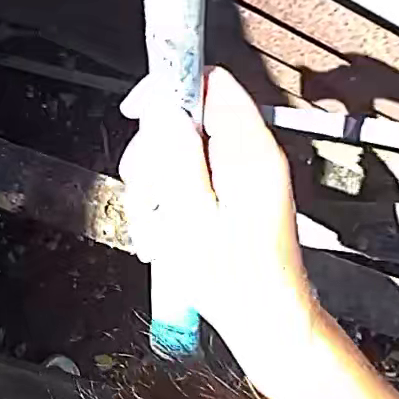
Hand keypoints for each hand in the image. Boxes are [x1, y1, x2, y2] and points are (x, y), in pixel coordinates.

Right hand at [118, 66, 311, 336]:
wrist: (262, 315)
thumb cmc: (233, 279)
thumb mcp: (191, 218)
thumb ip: (178, 158)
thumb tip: (164, 111)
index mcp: (248, 154)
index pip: (208, 84)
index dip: (166, 90)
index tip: (136, 110)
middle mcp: (250, 156)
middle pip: (185, 119)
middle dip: (152, 152)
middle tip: (145, 190)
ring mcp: (242, 174)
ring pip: (179, 149)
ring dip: (155, 181)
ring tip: (157, 221)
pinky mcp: (233, 191)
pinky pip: (187, 174)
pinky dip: (167, 196)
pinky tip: (166, 226)